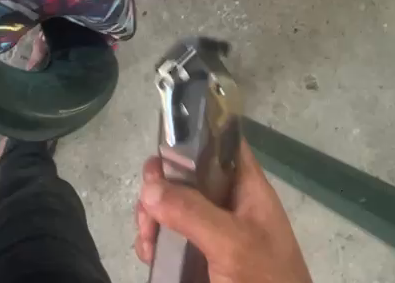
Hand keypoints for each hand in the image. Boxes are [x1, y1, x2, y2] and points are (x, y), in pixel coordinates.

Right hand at [136, 143, 313, 282]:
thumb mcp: (233, 244)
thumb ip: (191, 211)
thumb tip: (148, 188)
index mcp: (248, 191)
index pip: (222, 143)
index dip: (195, 133)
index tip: (163, 144)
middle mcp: (229, 206)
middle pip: (186, 173)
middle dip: (160, 184)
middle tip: (147, 204)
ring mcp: (213, 234)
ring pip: (171, 204)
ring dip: (151, 215)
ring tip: (146, 240)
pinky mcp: (199, 260)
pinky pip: (168, 236)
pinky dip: (153, 240)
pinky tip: (148, 254)